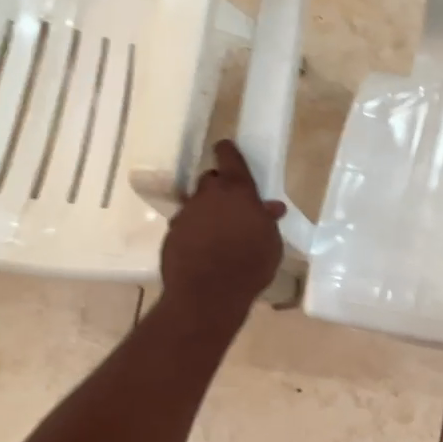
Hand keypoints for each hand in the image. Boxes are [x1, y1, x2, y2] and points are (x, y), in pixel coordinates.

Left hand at [160, 141, 286, 314]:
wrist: (206, 295)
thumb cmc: (249, 265)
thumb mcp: (271, 244)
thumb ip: (268, 221)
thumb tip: (271, 207)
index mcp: (238, 191)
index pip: (229, 158)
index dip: (228, 151)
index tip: (225, 146)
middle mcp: (208, 195)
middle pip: (210, 178)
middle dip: (219, 185)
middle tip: (231, 202)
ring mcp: (186, 214)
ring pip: (196, 202)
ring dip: (206, 209)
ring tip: (218, 230)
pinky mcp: (171, 234)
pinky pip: (185, 224)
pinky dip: (194, 230)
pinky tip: (203, 248)